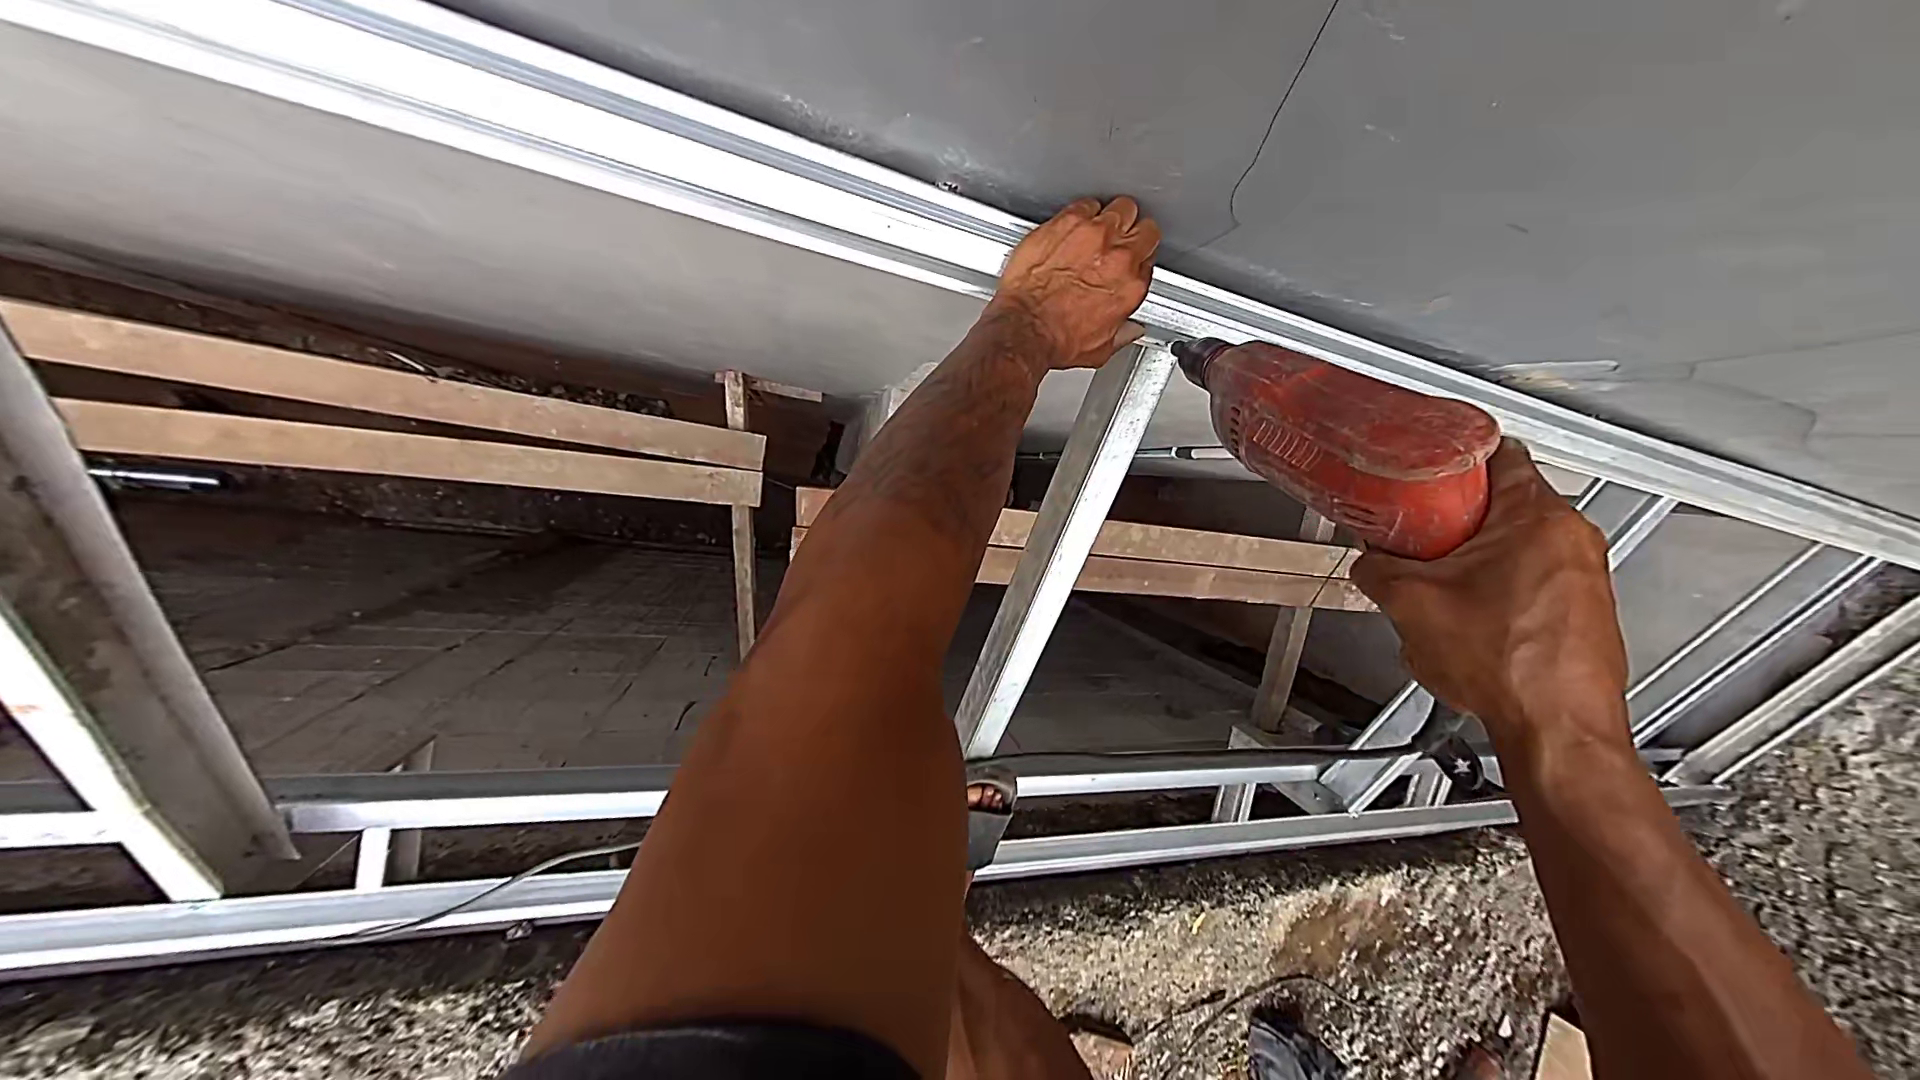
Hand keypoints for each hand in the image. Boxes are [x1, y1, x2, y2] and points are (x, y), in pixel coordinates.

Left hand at [986, 196, 1160, 369]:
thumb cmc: (1055, 339)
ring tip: (1095, 233)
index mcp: (1131, 285)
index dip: (1136, 259)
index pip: (1148, 258)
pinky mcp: (1068, 222)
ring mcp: (1094, 234)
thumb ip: (1122, 333)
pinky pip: (1086, 203)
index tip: (1125, 264)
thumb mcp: (1100, 348)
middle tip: (1115, 243)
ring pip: (1120, 207)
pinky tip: (1072, 227)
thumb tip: (1131, 330)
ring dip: (1111, 218)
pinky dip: (1081, 213)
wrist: (1024, 328)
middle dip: (1132, 233)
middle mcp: (1118, 256)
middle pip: (1142, 227)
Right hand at [1351, 440, 1631, 748]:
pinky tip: (1459, 609)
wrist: (1554, 728)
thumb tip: (1368, 559)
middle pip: (1499, 500)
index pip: (1499, 455)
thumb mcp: (1410, 602)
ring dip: (1465, 552)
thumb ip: (1377, 568)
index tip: (1424, 463)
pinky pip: (1525, 573)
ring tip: (1430, 576)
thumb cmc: (1508, 666)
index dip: (1452, 454)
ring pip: (1510, 541)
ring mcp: (1584, 575)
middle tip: (1412, 530)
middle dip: (1449, 514)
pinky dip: (1488, 581)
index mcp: (1540, 521)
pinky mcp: (1580, 607)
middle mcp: (1573, 540)